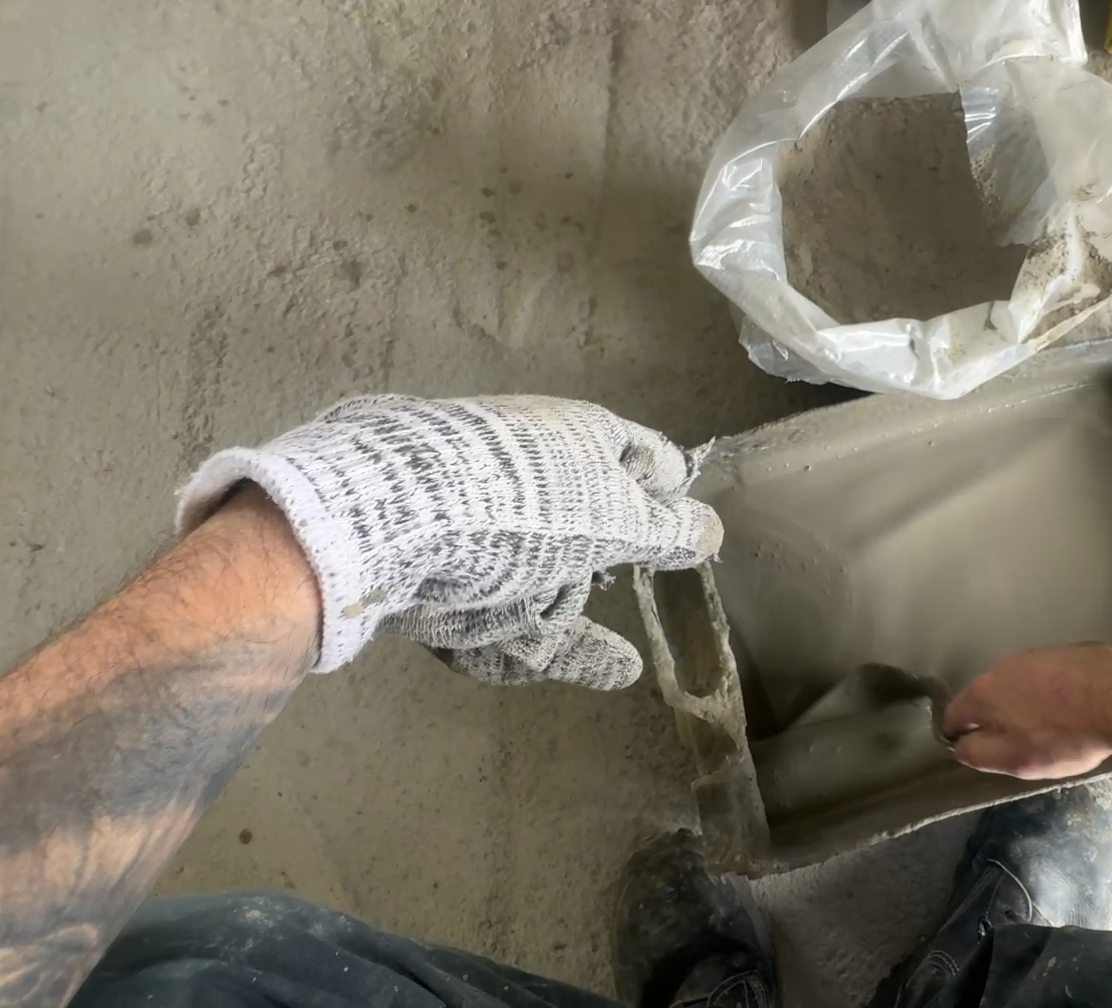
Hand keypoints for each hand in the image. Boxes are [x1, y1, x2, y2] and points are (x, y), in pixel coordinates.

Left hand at [177, 395, 721, 688]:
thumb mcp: (616, 518)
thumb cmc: (529, 503)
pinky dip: (554, 646)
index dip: (672, 487)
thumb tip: (716, 530)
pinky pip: (514, 615)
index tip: (688, 525)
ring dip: (577, 612)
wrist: (395, 519)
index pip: (647, 457)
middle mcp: (537, 477)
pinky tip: (612, 670)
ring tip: (612, 657)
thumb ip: (669, 531)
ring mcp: (490, 524)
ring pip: (550, 574)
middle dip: (618, 553)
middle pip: (594, 518)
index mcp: (581, 441)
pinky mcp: (452, 572)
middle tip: (635, 578)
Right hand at [943, 643, 1111, 779]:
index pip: (953, 715)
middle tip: (1020, 744)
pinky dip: (1051, 692)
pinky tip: (1075, 709)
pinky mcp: (1064, 651)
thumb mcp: (1016, 760)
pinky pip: (1046, 676)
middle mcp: (1001, 667)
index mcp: (983, 693)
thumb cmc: (1062, 736)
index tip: (977, 751)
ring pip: (1017, 684)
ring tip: (1052, 727)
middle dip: (995, 719)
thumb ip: (978, 754)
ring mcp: (1034, 655)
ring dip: (1024, 704)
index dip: (959, 736)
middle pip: (986, 697)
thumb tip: (960, 746)